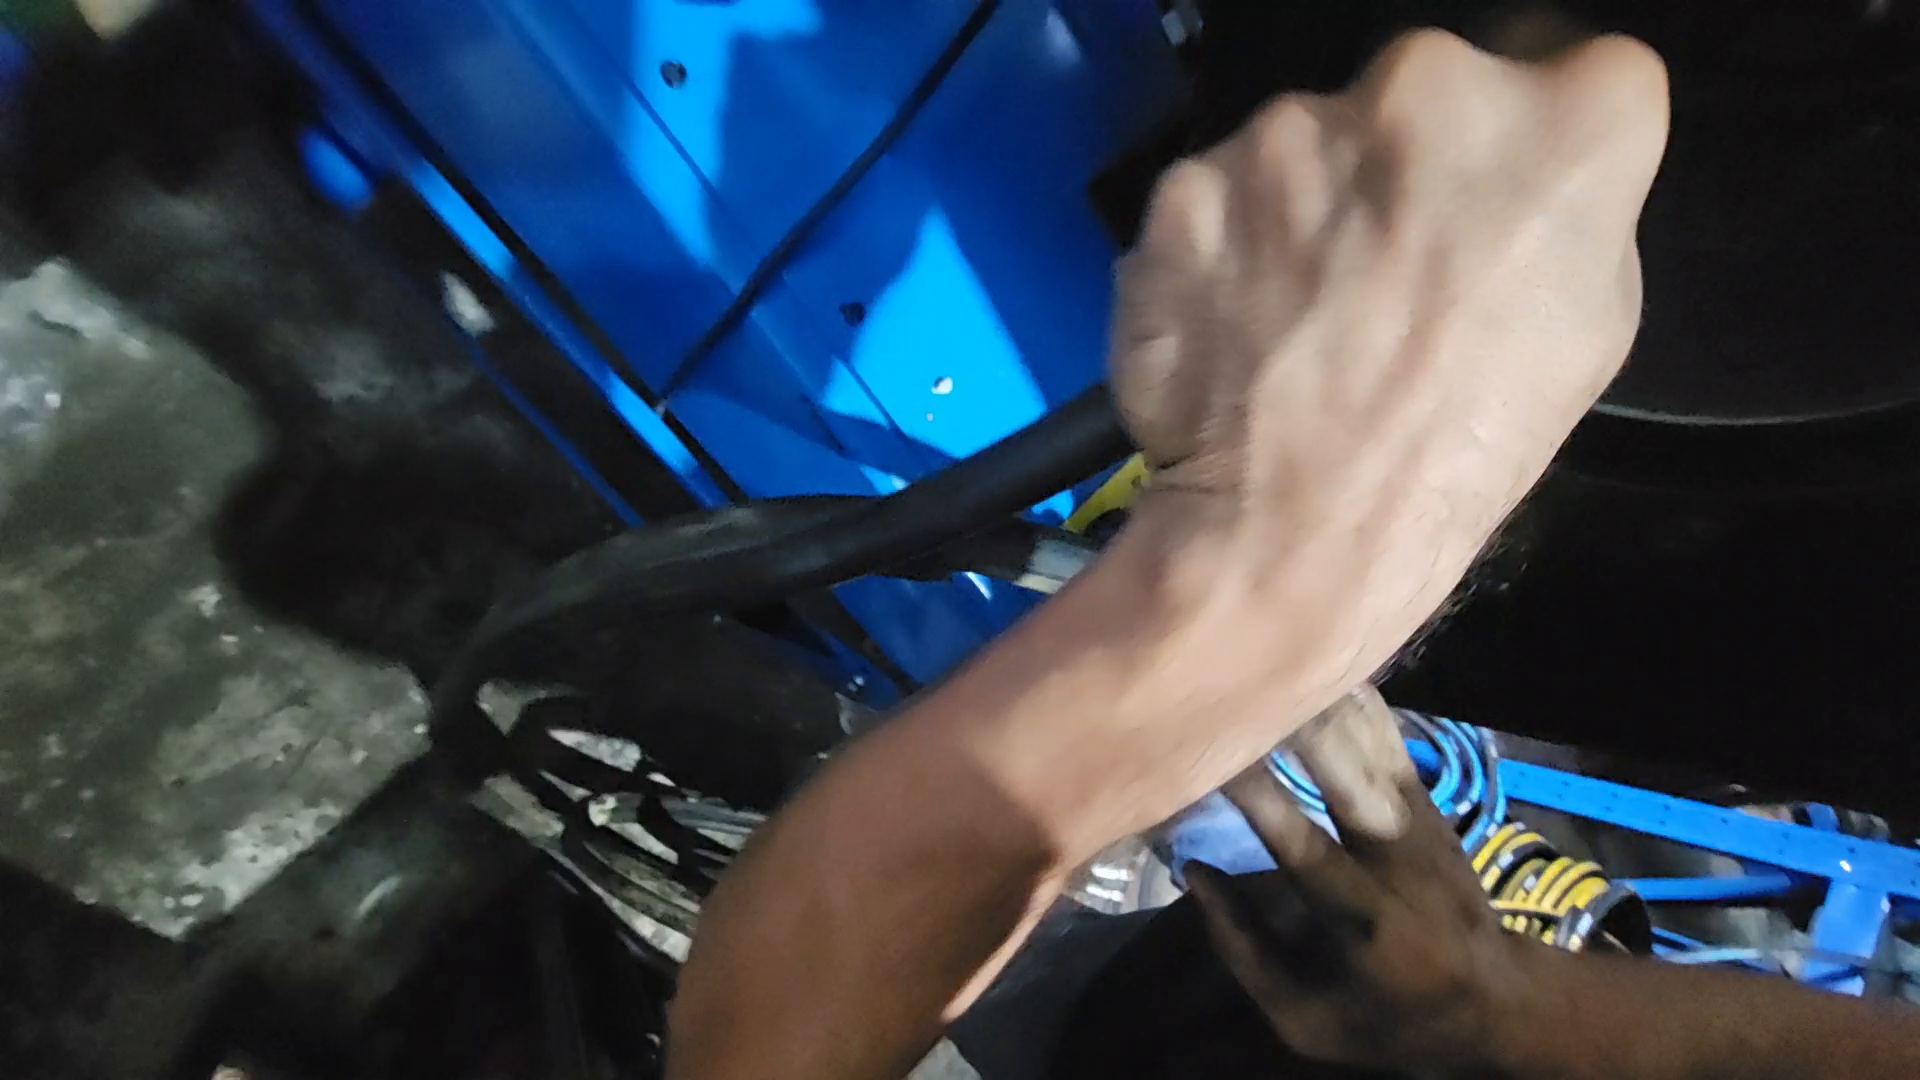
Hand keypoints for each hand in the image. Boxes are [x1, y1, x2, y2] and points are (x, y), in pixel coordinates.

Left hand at [1112, 29, 1668, 711]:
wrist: (1291, 525)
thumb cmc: (1452, 452)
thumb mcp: (1579, 329)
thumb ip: (1550, 214)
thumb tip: (1495, 178)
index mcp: (1571, 116)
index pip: (1539, 80)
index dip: (1481, 161)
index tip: (1446, 217)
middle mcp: (1422, 87)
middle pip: (1402, 100)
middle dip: (1380, 172)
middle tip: (1351, 274)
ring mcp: (1283, 136)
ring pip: (1287, 151)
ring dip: (1282, 211)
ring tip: (1272, 316)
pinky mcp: (1183, 192)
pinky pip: (1200, 207)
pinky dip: (1202, 253)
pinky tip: (1211, 323)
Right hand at [1186, 695, 1535, 1074]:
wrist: (1505, 1002)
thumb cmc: (1388, 1015)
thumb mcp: (1307, 1022)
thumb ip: (1243, 948)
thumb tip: (1191, 869)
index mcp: (1368, 926)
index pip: (1303, 848)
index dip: (1256, 797)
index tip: (1209, 753)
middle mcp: (1402, 865)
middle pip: (1355, 782)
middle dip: (1302, 730)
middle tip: (1247, 683)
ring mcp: (1424, 825)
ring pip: (1375, 748)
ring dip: (1324, 702)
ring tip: (1271, 657)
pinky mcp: (1432, 802)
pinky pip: (1389, 737)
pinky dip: (1353, 696)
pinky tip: (1317, 660)